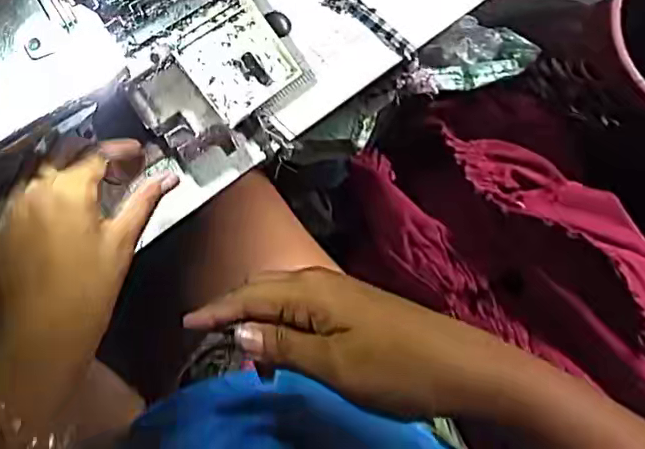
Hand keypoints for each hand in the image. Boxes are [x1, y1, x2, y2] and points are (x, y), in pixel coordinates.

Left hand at [0, 139, 175, 429]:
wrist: (37, 344)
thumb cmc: (87, 295)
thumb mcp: (120, 244)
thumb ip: (142, 202)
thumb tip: (168, 178)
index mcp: (68, 188)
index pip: (97, 151)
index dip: (120, 149)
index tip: (138, 154)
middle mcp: (34, 185)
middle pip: (63, 147)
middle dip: (90, 149)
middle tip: (113, 165)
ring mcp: (10, 203)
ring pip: (35, 162)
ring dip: (60, 159)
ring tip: (83, 175)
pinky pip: (17, 186)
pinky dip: (37, 181)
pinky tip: (53, 198)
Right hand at [183, 266, 514, 420]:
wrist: (458, 362)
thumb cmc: (394, 366)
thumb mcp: (334, 366)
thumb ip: (282, 345)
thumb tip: (237, 330)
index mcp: (307, 290)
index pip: (247, 295)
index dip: (215, 310)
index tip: (186, 324)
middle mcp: (315, 279)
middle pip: (259, 287)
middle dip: (233, 312)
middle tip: (213, 346)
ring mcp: (332, 289)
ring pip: (277, 295)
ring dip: (257, 319)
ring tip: (250, 359)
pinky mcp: (346, 302)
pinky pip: (297, 304)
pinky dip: (279, 322)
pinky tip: (284, 350)